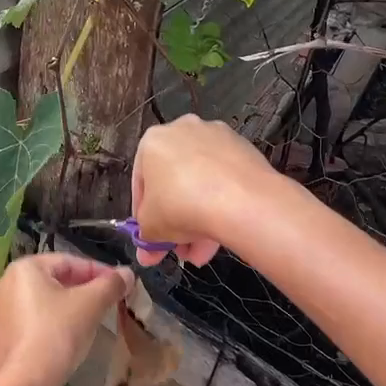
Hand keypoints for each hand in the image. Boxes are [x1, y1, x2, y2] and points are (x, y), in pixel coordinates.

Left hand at [0, 253, 132, 385]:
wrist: (25, 383)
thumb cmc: (57, 333)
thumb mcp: (90, 305)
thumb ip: (110, 285)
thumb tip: (127, 273)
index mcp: (25, 267)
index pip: (68, 261)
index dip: (98, 271)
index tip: (119, 285)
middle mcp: (7, 282)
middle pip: (55, 279)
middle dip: (84, 289)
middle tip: (108, 302)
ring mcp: (1, 309)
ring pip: (44, 300)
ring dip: (70, 306)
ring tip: (93, 319)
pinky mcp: (2, 334)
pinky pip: (33, 319)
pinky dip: (53, 322)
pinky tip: (69, 338)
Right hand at [132, 114, 274, 266]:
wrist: (241, 200)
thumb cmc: (182, 206)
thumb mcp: (152, 227)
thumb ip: (145, 237)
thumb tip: (146, 255)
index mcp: (153, 141)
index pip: (142, 181)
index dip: (144, 213)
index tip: (152, 236)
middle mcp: (182, 130)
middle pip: (174, 182)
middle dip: (176, 220)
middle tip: (180, 249)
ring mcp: (216, 138)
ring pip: (201, 182)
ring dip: (199, 217)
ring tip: (203, 253)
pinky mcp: (243, 149)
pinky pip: (224, 179)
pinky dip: (221, 203)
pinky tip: (222, 234)